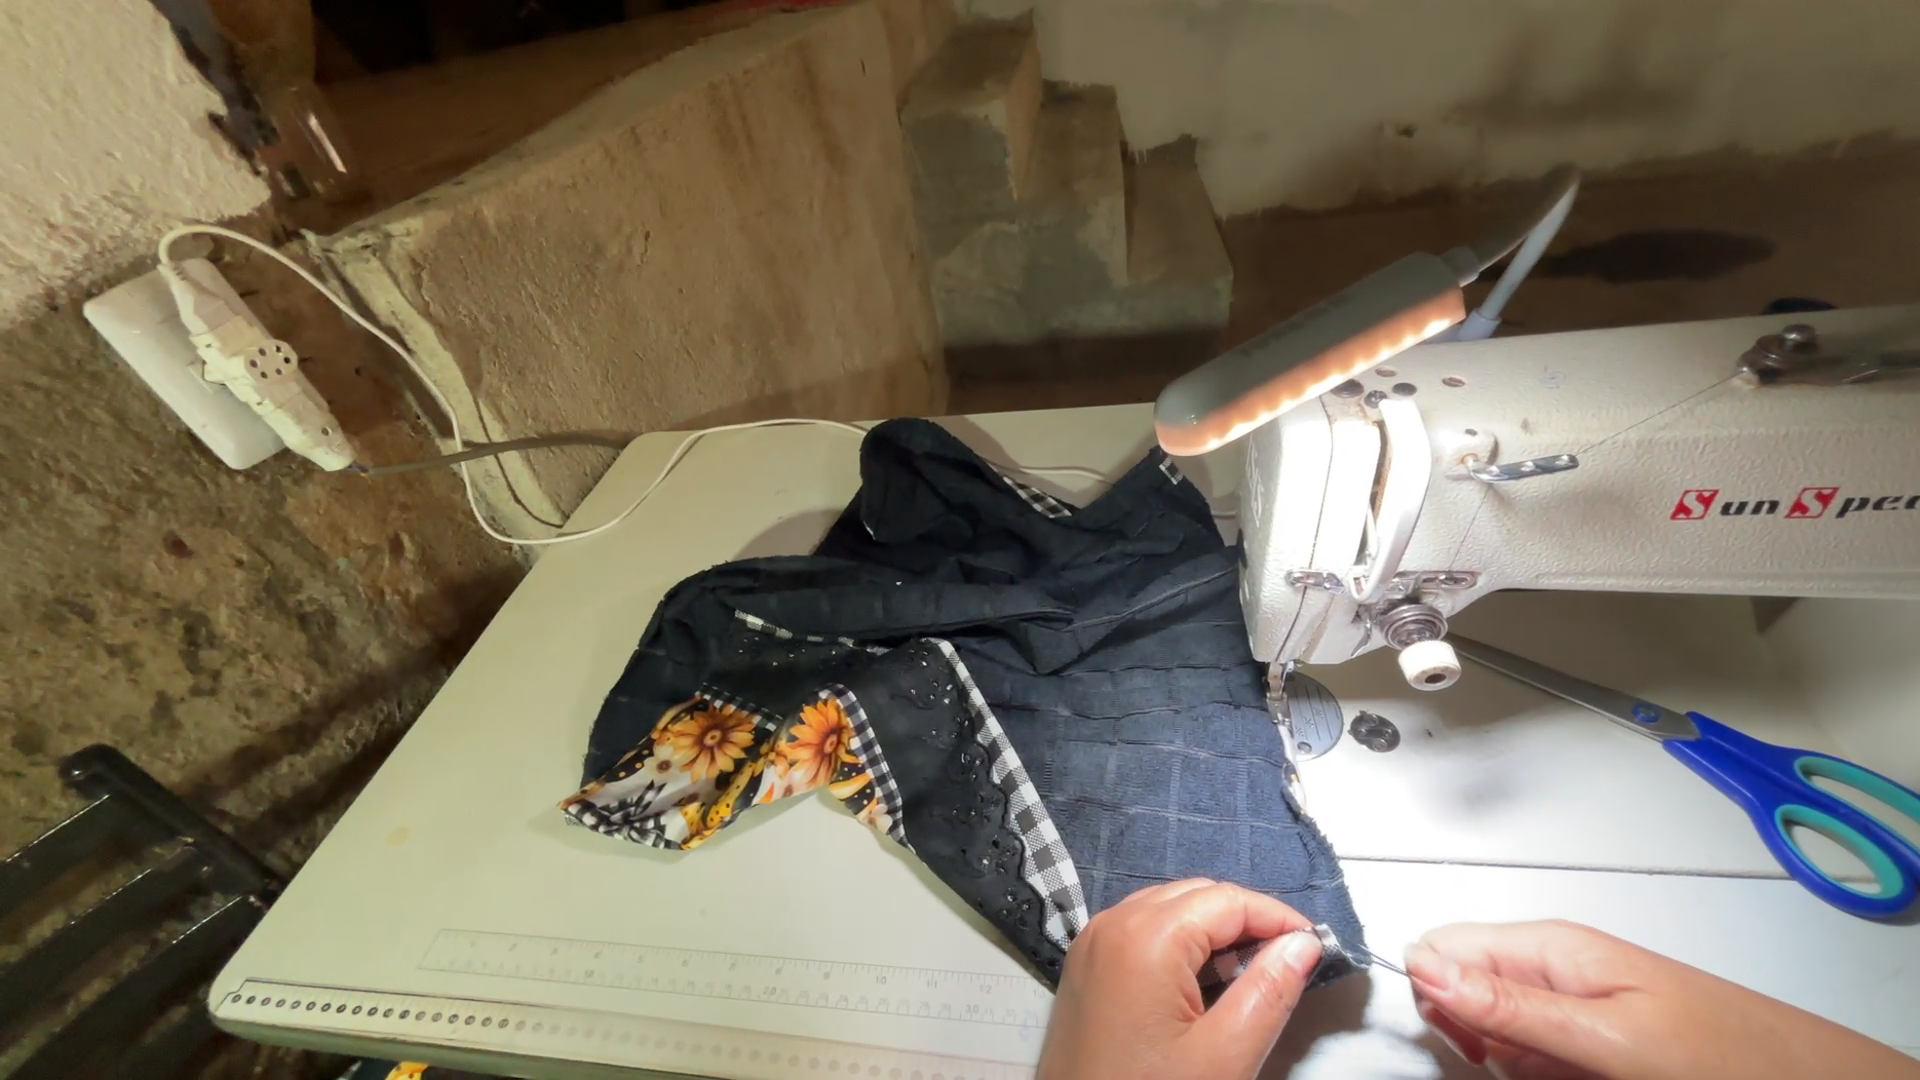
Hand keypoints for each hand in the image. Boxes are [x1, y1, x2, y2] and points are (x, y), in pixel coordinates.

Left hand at [1037, 879, 1322, 1079]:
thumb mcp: (1223, 1058)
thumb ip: (1268, 992)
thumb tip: (1302, 943)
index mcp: (1146, 934)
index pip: (1225, 900)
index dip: (1277, 917)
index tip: (1319, 945)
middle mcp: (1115, 919)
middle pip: (1194, 895)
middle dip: (1246, 919)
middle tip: (1291, 959)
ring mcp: (1094, 938)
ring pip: (1167, 906)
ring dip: (1213, 927)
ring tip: (1254, 970)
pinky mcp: (1086, 961)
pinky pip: (1140, 927)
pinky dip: (1178, 939)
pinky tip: (1204, 977)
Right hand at [1406, 920, 1919, 1079]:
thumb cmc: (1731, 1057)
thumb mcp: (1608, 1036)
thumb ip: (1509, 1003)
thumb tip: (1422, 967)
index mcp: (1544, 944)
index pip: (1440, 946)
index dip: (1436, 992)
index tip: (1466, 1039)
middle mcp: (1547, 964)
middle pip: (1461, 988)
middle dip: (1478, 1034)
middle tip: (1527, 1065)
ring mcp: (1568, 1000)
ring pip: (1493, 1027)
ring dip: (1514, 1060)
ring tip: (1569, 1076)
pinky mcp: (1587, 1034)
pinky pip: (1531, 1050)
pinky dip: (1540, 1072)